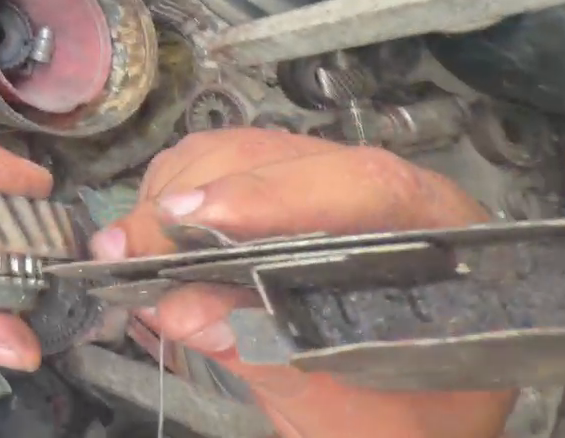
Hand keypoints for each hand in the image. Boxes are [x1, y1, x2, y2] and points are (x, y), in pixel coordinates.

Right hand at [92, 129, 512, 437]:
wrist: (390, 421)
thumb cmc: (395, 421)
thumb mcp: (349, 413)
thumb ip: (270, 358)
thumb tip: (172, 310)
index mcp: (440, 235)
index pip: (365, 184)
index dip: (275, 193)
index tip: (195, 217)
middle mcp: (372, 188)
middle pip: (271, 159)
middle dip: (192, 201)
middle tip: (128, 247)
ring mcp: (307, 174)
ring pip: (223, 154)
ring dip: (165, 200)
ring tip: (124, 250)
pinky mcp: (255, 178)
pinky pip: (196, 166)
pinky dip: (158, 199)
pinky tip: (143, 242)